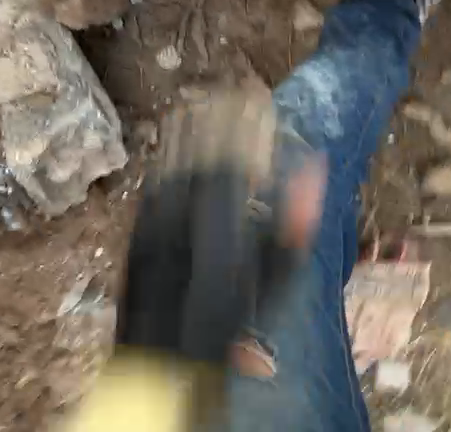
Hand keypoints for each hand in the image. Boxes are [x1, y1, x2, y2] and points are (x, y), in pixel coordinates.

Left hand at [117, 92, 324, 374]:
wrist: (165, 362)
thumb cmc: (230, 320)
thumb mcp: (273, 282)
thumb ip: (295, 227)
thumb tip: (315, 169)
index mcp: (220, 235)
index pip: (234, 165)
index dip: (248, 128)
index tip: (261, 99)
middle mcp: (184, 224)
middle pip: (203, 155)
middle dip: (223, 117)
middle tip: (239, 87)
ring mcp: (154, 225)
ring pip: (175, 160)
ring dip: (193, 124)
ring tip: (208, 93)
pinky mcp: (135, 229)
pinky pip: (153, 177)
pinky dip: (167, 148)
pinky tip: (174, 129)